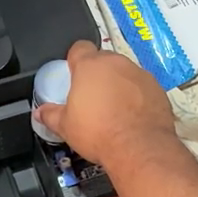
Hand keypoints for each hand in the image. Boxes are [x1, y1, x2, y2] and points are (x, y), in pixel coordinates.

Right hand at [35, 41, 178, 168]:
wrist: (139, 148)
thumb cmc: (100, 133)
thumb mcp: (65, 126)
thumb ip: (51, 115)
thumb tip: (41, 113)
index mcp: (90, 67)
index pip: (79, 48)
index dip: (75, 59)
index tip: (74, 73)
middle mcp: (116, 64)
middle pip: (103, 60)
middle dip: (97, 74)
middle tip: (91, 97)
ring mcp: (139, 74)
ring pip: (124, 72)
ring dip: (118, 85)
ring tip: (113, 110)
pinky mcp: (157, 88)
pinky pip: (142, 87)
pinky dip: (137, 96)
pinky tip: (131, 116)